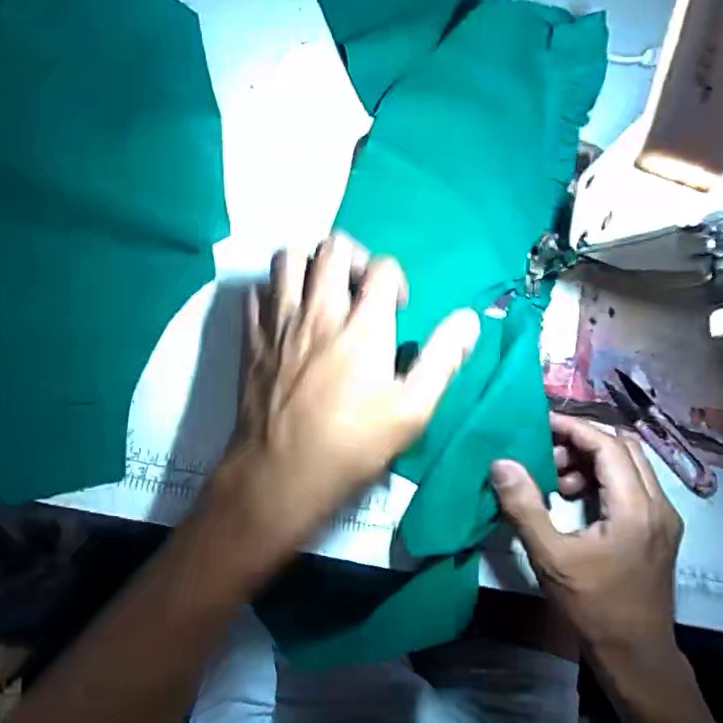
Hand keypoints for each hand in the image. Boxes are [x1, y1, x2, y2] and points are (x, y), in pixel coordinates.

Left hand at [215, 232, 479, 557]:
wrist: (281, 476)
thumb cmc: (353, 446)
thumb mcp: (413, 411)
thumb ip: (443, 360)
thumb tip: (470, 319)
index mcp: (364, 326)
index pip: (384, 267)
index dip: (397, 281)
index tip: (397, 311)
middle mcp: (320, 311)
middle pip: (334, 246)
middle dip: (355, 258)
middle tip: (361, 291)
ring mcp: (280, 322)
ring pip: (289, 257)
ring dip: (311, 265)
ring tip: (323, 294)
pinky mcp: (252, 338)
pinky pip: (256, 290)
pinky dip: (274, 291)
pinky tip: (287, 315)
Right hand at [488, 413, 684, 663]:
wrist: (636, 655)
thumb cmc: (594, 608)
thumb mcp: (551, 559)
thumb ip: (525, 508)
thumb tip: (500, 464)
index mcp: (638, 508)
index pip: (608, 446)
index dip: (574, 428)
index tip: (540, 424)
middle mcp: (659, 504)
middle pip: (625, 448)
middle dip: (583, 442)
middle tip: (546, 453)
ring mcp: (664, 517)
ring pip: (631, 466)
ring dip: (594, 462)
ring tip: (557, 481)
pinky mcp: (660, 530)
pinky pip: (634, 486)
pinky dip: (605, 481)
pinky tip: (576, 500)